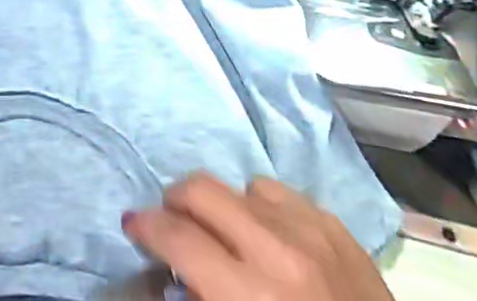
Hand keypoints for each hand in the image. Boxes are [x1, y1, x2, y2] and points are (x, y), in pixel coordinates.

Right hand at [121, 172, 393, 300]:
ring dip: (227, 208)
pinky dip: (268, 211)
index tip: (133, 228)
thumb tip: (168, 267)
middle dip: (176, 203)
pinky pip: (285, 195)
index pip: (175, 235)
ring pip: (242, 186)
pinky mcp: (343, 233)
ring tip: (231, 236)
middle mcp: (281, 252)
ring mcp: (317, 236)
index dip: (143, 227)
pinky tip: (273, 239)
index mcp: (251, 294)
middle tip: (174, 226)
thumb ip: (199, 297)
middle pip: (201, 189)